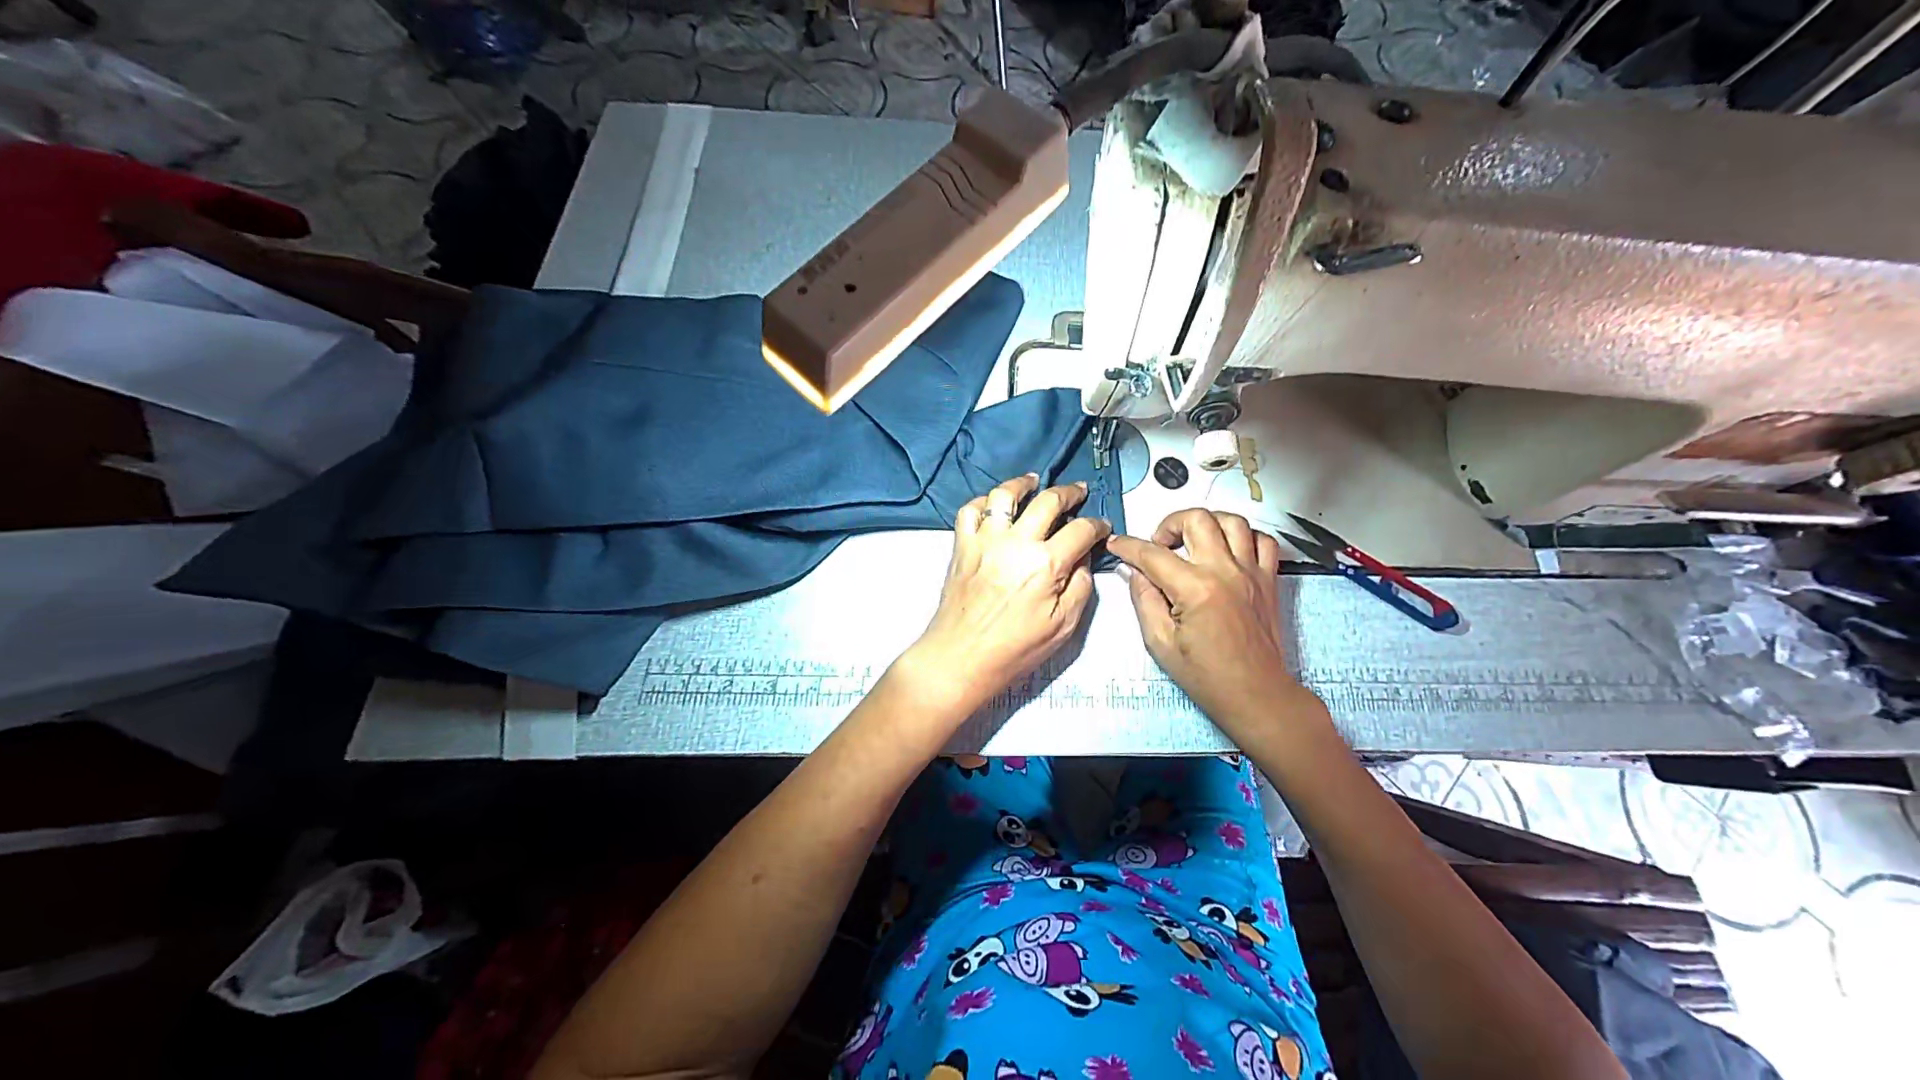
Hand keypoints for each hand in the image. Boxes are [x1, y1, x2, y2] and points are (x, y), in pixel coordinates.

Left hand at [900, 474, 1112, 714]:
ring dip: (1023, 484)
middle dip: (1069, 492)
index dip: (1097, 525)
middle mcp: (1016, 543)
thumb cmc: (1013, 649)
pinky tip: (994, 505)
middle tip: (1077, 491)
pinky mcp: (962, 546)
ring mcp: (985, 541)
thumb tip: (1083, 559)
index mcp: (1046, 564)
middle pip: (1047, 500)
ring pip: (1004, 495)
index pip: (1081, 530)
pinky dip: (984, 502)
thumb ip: (1080, 587)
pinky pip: (970, 510)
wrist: (961, 658)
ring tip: (1033, 482)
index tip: (1101, 527)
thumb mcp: (1063, 626)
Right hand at [1107, 509, 1309, 734]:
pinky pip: (1262, 540)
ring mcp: (1252, 572)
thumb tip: (1135, 572)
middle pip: (1196, 519)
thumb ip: (1144, 600)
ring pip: (1232, 520)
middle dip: (1168, 525)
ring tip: (1192, 542)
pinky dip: (1243, 537)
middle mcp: (1226, 572)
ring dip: (1206, 524)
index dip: (1128, 546)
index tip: (1117, 544)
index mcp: (1195, 589)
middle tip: (1159, 546)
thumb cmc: (1206, 676)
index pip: (1153, 554)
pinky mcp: (1269, 580)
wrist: (1255, 694)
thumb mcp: (1160, 643)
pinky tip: (1227, 551)